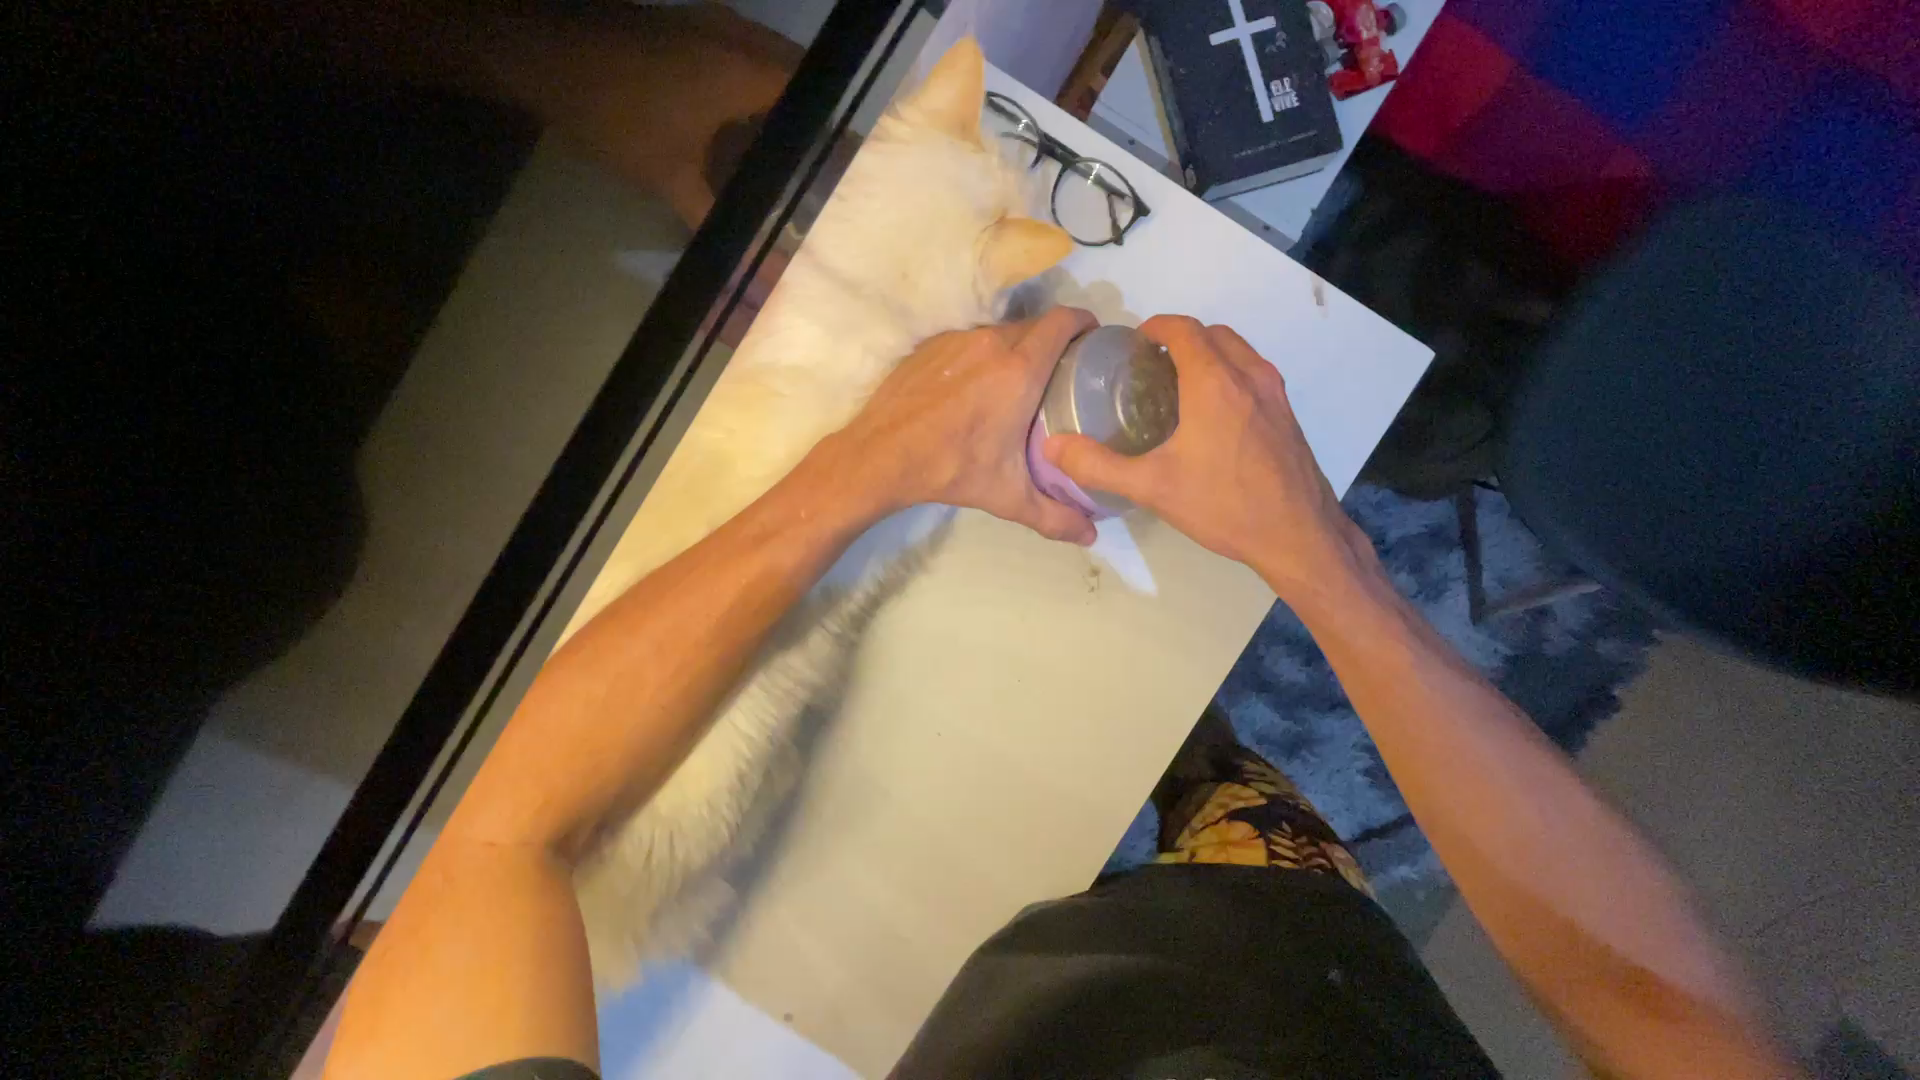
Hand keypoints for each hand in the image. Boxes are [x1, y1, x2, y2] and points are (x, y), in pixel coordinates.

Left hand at [826, 307, 1099, 545]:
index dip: (1084, 322)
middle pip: (1035, 324)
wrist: (880, 456)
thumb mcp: (1008, 496)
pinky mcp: (931, 345)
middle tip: (1065, 367)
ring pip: (1000, 331)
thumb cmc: (950, 470)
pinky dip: (982, 354)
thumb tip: (1090, 538)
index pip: (1063, 321)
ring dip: (1017, 346)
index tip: (1093, 339)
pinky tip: (979, 383)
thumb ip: (1054, 517)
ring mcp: (958, 339)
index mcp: (1020, 370)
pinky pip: (970, 340)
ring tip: (1023, 376)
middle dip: (1055, 338)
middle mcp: (991, 343)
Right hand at [1042, 315, 1368, 596]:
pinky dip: (1229, 374)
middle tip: (1150, 367)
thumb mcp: (1152, 488)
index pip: (1184, 330)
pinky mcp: (1287, 415)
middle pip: (1213, 334)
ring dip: (1208, 354)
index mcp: (1215, 383)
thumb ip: (1098, 465)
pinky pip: (1253, 374)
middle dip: (1180, 339)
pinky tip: (1211, 416)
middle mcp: (1249, 376)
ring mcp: (1275, 394)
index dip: (1155, 328)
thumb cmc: (1224, 506)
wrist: (1299, 536)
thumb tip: (1052, 446)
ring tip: (1177, 386)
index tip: (1133, 344)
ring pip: (1238, 352)